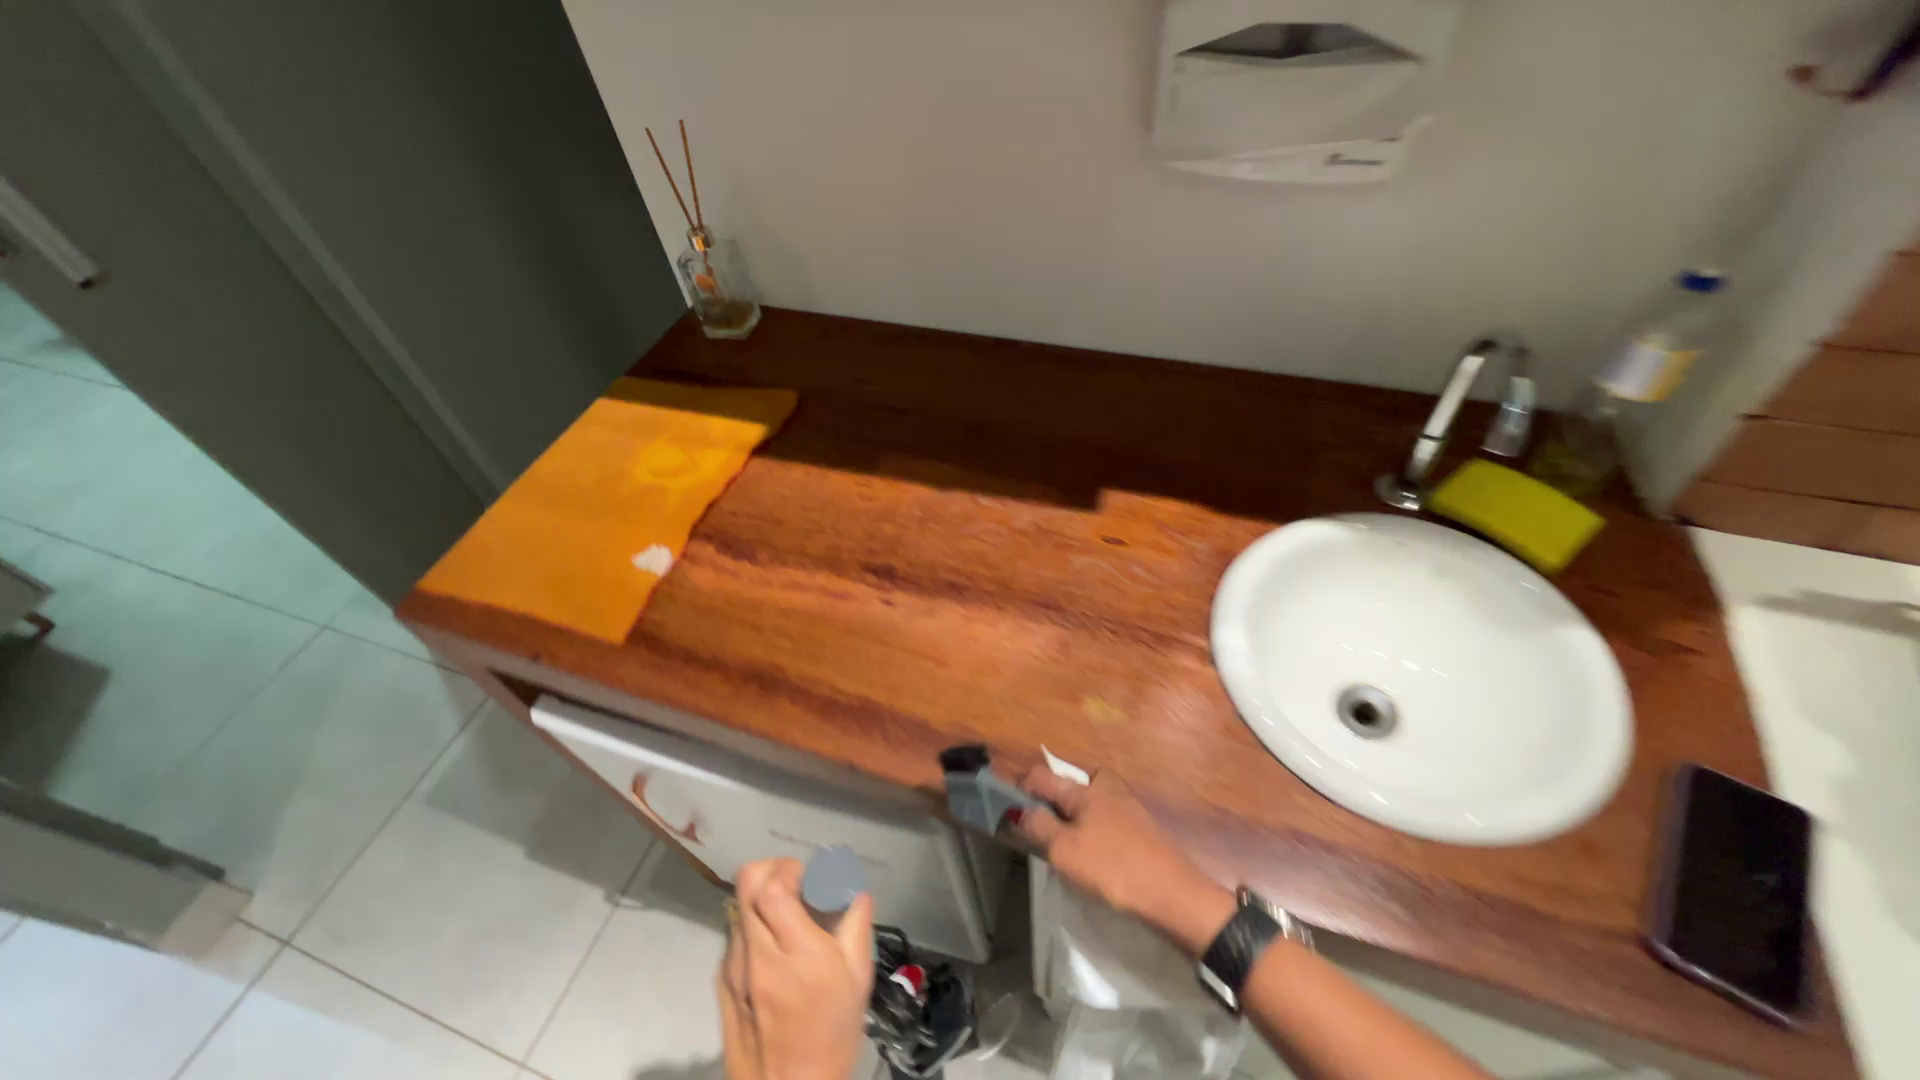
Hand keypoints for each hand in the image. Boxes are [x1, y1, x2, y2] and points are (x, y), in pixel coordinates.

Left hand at [717, 857, 873, 1079]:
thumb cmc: (832, 1036)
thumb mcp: (858, 980)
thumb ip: (856, 927)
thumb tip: (857, 892)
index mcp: (798, 952)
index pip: (772, 888)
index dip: (789, 870)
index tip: (810, 878)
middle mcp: (759, 954)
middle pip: (747, 885)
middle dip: (771, 871)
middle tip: (796, 884)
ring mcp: (735, 968)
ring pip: (739, 907)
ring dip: (761, 900)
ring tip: (788, 917)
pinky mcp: (723, 983)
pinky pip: (735, 936)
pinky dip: (754, 927)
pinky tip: (775, 948)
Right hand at [1013, 767, 1235, 957]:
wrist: (1171, 893)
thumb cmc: (1111, 867)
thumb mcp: (1064, 850)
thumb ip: (1039, 826)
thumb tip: (1021, 810)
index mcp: (1085, 790)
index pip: (1044, 775)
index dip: (1022, 788)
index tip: (1012, 811)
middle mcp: (1107, 790)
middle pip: (1075, 780)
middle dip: (1058, 795)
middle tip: (1047, 823)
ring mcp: (1129, 807)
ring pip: (1095, 799)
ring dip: (1079, 813)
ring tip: (1070, 842)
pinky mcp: (1143, 829)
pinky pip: (1110, 818)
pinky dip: (1098, 828)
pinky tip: (1097, 852)